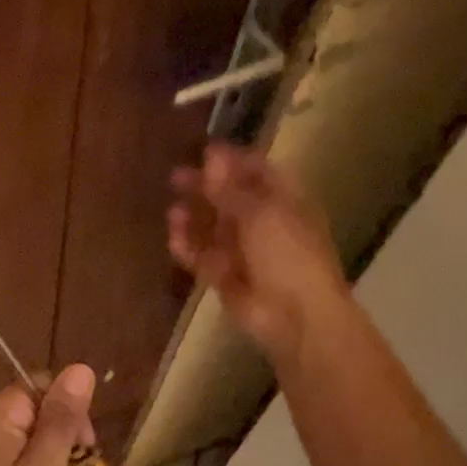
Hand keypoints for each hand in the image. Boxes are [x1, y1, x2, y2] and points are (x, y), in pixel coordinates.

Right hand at [167, 142, 348, 366]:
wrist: (294, 314)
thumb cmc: (287, 254)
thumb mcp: (260, 212)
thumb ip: (230, 187)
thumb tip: (211, 155)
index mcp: (284, 201)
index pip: (257, 172)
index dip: (232, 160)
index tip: (204, 150)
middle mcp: (263, 223)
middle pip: (229, 198)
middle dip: (205, 187)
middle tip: (176, 176)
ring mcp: (243, 251)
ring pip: (212, 228)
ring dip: (193, 218)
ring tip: (172, 211)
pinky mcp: (224, 276)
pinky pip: (201, 256)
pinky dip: (187, 247)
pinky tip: (173, 237)